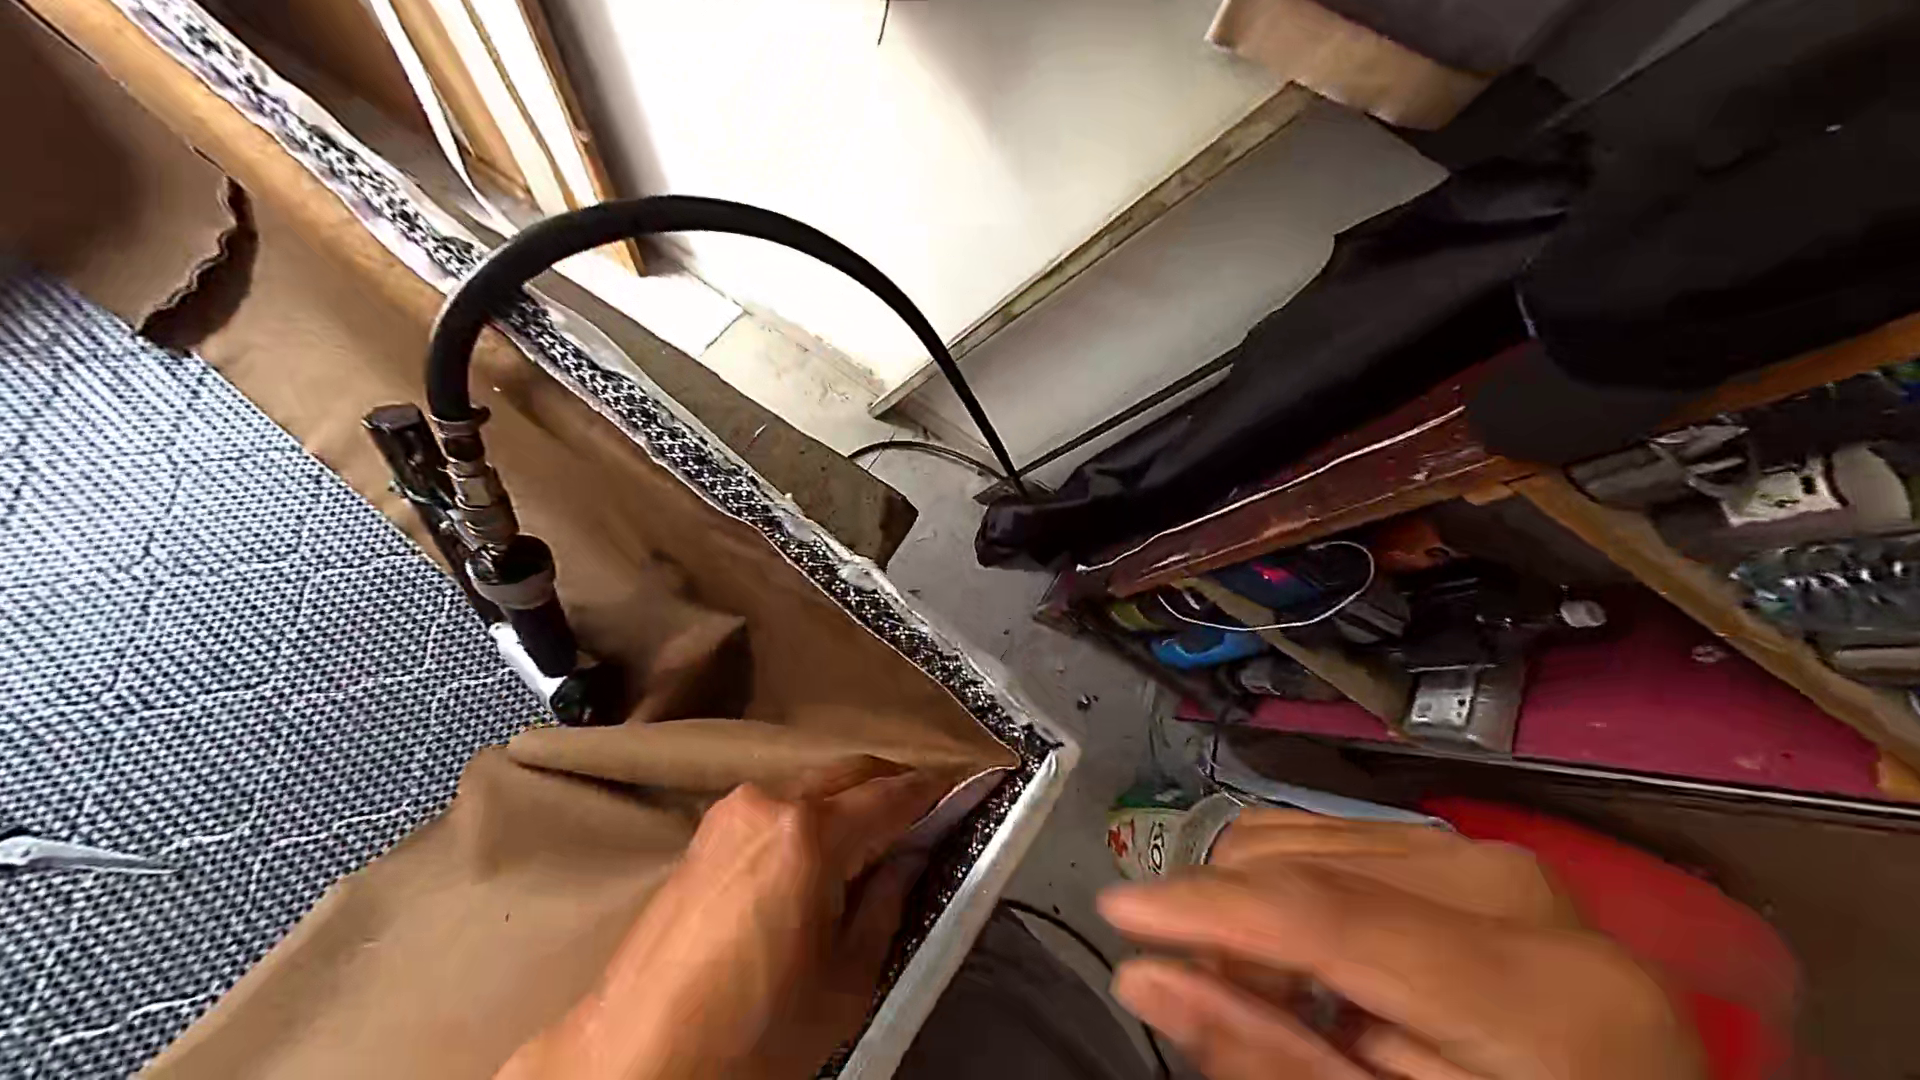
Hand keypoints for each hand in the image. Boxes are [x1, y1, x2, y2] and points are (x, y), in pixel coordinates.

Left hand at [497, 761, 949, 1079]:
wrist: (631, 1064)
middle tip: (925, 815)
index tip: (966, 787)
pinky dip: (812, 813)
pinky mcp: (707, 829)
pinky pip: (779, 803)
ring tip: (874, 838)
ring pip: (814, 783)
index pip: (892, 795)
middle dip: (894, 787)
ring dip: (852, 799)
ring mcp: (732, 810)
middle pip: (853, 773)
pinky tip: (819, 850)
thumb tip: (911, 857)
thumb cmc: (752, 1034)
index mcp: (811, 834)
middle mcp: (771, 801)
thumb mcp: (845, 981)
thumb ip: (887, 902)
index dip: (935, 790)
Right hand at [1098, 810, 1705, 1079]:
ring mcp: (1486, 853)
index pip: (1325, 915)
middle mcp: (1509, 887)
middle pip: (1300, 869)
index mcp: (1535, 990)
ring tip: (1270, 983)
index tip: (1115, 912)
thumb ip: (1273, 1059)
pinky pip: (1325, 834)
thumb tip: (1144, 980)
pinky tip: (1301, 944)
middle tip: (1214, 993)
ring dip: (1250, 902)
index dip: (1207, 910)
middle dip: (1227, 923)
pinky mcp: (1461, 845)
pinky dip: (1283, 881)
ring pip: (1298, 840)